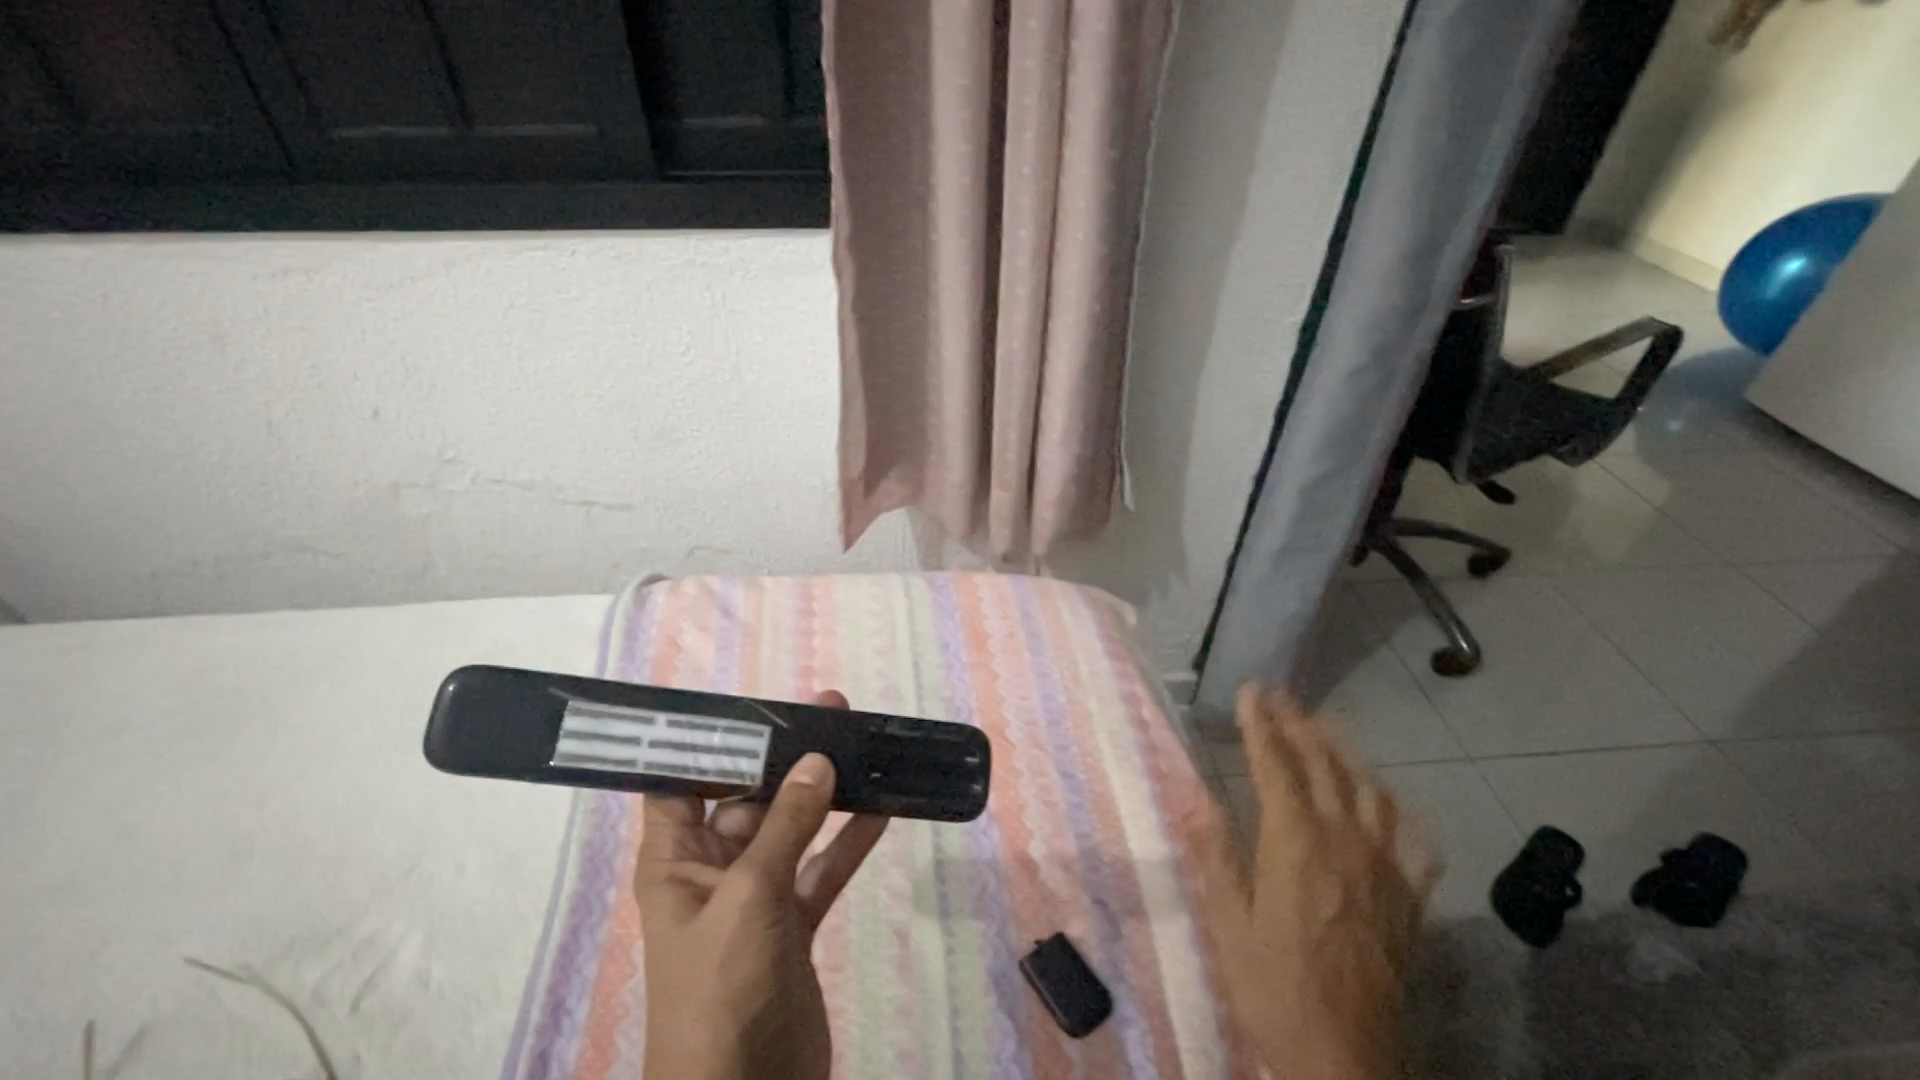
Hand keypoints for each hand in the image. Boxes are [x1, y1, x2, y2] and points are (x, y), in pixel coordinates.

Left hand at [634, 690, 889, 1079]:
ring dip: (822, 794)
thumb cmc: (722, 989)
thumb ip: (785, 826)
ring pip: (792, 830)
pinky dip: (848, 843)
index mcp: (676, 860)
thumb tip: (816, 761)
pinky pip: (822, 870)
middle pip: (748, 797)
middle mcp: (713, 870)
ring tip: (860, 745)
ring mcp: (758, 898)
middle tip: (829, 713)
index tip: (750, 705)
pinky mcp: (795, 924)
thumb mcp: (749, 895)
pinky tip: (882, 811)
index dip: (705, 744)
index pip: (679, 784)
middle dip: (784, 758)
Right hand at [1190, 685, 1437, 1079]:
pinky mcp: (1409, 897)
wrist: (1345, 1055)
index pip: (1277, 767)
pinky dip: (1395, 809)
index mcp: (1294, 844)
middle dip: (1300, 725)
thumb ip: (1215, 855)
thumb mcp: (1228, 925)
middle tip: (1281, 697)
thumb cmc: (1272, 988)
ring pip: (1370, 790)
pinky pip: (1411, 838)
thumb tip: (1193, 796)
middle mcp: (1345, 842)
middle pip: (1325, 766)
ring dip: (1345, 753)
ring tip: (1326, 731)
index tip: (1252, 692)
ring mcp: (1384, 868)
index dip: (1262, 725)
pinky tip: (1386, 802)